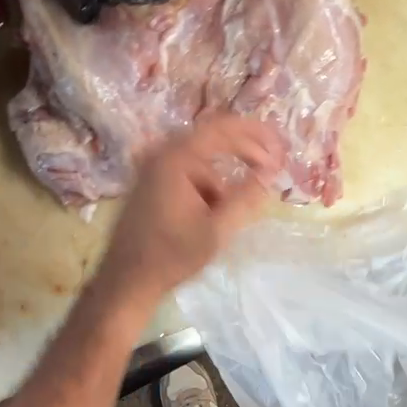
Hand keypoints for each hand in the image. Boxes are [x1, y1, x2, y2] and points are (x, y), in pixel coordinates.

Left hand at [98, 114, 284, 299]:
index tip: (279, 150)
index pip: (224, 127)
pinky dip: (205, 188)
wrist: (127, 279)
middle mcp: (161, 154)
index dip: (257, 135)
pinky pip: (186, 174)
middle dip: (245, 154)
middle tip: (271, 169)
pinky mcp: (149, 184)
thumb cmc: (171, 256)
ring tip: (235, 210)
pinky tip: (211, 214)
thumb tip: (271, 172)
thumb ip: (246, 198)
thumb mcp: (216, 230)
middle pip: (213, 140)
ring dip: (223, 180)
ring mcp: (152, 168)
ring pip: (200, 163)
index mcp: (176, 158)